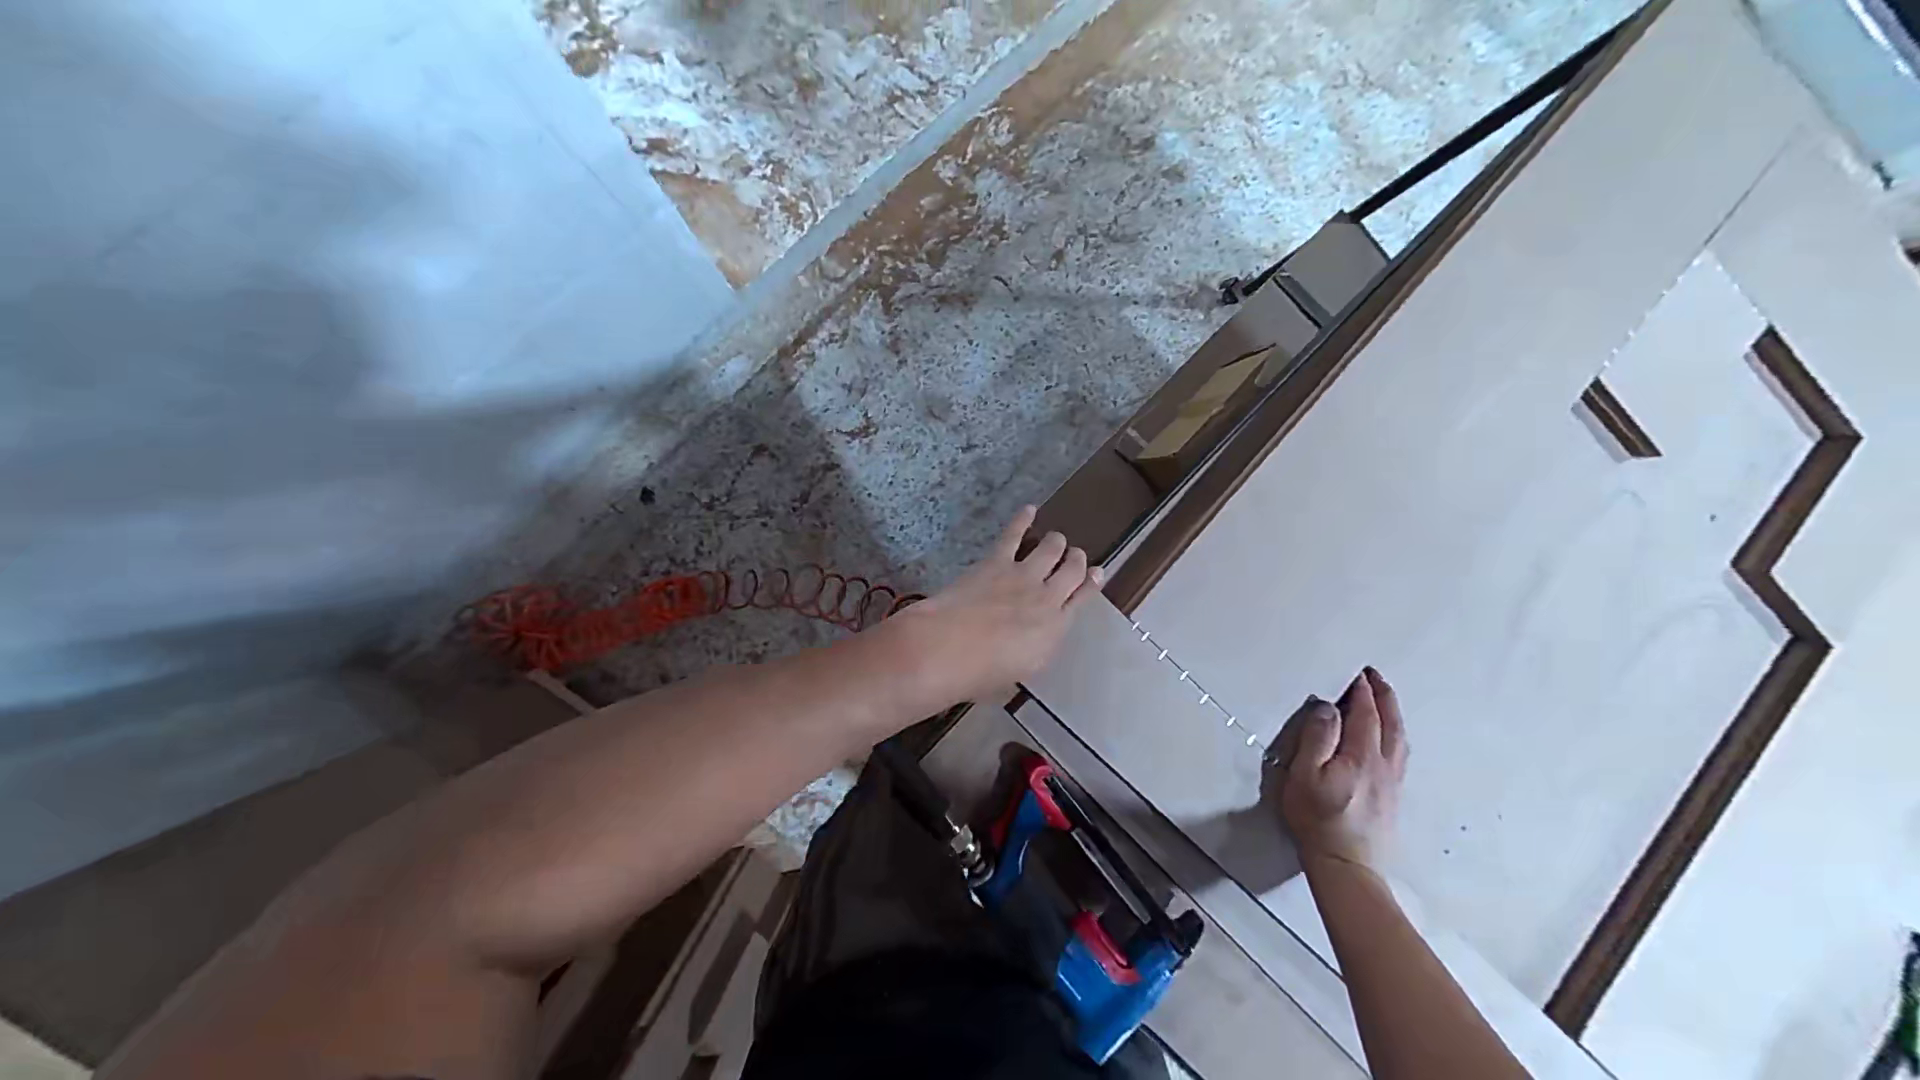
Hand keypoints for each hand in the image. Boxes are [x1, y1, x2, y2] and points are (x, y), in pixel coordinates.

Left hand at [877, 506, 1102, 711]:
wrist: (950, 648)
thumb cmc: (981, 673)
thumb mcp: (1019, 671)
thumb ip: (1033, 651)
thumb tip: (1031, 644)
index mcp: (1055, 629)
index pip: (1081, 601)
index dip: (1092, 584)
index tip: (1097, 573)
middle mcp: (1047, 597)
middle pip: (1072, 570)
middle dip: (1077, 560)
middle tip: (1076, 556)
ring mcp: (1023, 575)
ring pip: (1051, 549)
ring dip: (1056, 542)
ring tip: (1057, 539)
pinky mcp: (997, 561)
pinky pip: (1014, 535)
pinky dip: (1022, 519)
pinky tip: (1029, 509)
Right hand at [1275, 667, 1407, 873]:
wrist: (1346, 864)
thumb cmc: (1318, 818)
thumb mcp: (1305, 775)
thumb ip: (1317, 738)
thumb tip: (1329, 709)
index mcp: (1362, 756)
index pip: (1366, 714)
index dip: (1361, 692)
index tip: (1356, 674)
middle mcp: (1384, 765)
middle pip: (1390, 722)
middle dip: (1383, 697)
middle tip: (1376, 678)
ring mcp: (1392, 782)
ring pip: (1399, 738)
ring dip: (1393, 714)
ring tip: (1384, 701)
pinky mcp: (1392, 796)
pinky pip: (1400, 753)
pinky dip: (1396, 734)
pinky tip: (1390, 738)